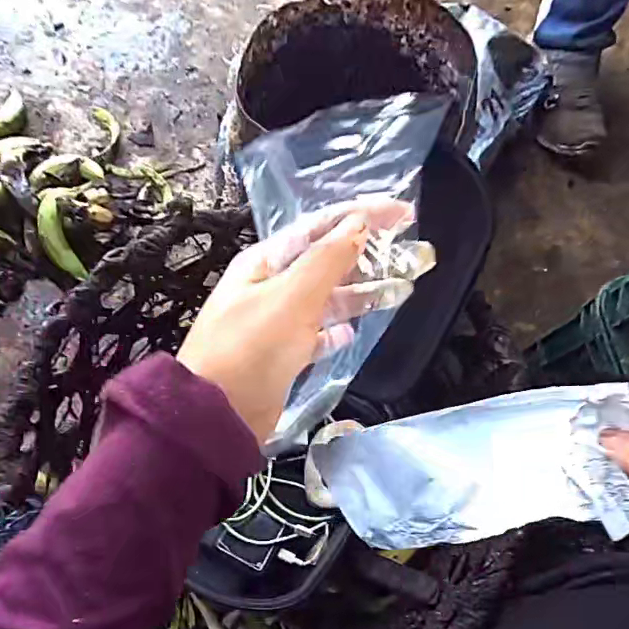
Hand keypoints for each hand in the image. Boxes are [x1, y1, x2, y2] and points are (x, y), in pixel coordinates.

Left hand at [177, 198, 411, 444]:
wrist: (218, 415)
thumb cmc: (251, 349)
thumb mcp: (290, 297)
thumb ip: (327, 260)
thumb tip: (359, 224)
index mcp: (264, 263)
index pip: (318, 228)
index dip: (360, 216)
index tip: (403, 213)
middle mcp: (269, 289)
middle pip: (325, 263)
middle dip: (366, 255)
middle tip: (410, 254)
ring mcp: (275, 324)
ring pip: (325, 300)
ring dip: (359, 294)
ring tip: (400, 288)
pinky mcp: (281, 357)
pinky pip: (315, 337)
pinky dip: (335, 332)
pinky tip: (352, 333)